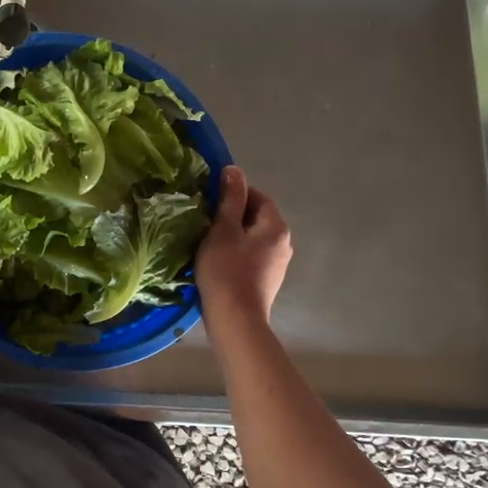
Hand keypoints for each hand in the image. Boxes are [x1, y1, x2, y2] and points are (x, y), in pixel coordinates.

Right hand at [196, 166, 292, 327]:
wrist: (235, 318)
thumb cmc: (226, 268)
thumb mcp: (223, 228)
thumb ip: (230, 198)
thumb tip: (234, 170)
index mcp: (275, 226)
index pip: (257, 196)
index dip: (233, 193)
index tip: (209, 200)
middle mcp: (283, 243)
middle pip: (256, 216)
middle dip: (231, 214)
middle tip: (204, 218)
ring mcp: (277, 263)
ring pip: (252, 236)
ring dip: (232, 233)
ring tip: (207, 239)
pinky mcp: (267, 279)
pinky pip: (251, 254)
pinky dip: (236, 250)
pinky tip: (217, 259)